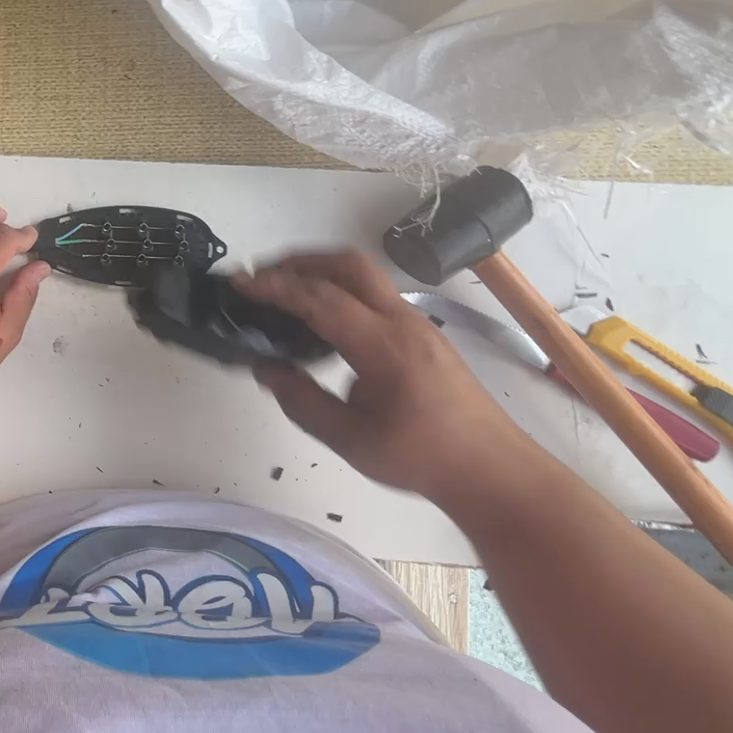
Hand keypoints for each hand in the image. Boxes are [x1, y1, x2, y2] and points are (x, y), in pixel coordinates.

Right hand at [233, 250, 538, 501]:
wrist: (492, 470)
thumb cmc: (421, 457)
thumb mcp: (349, 438)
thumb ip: (301, 400)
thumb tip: (266, 368)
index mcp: (384, 345)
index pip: (321, 298)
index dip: (276, 286)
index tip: (240, 282)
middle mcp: (402, 322)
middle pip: (348, 264)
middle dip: (299, 261)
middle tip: (262, 275)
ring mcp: (416, 325)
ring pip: (363, 276)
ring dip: (320, 272)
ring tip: (282, 292)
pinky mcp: (420, 335)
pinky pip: (372, 295)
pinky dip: (337, 291)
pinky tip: (318, 320)